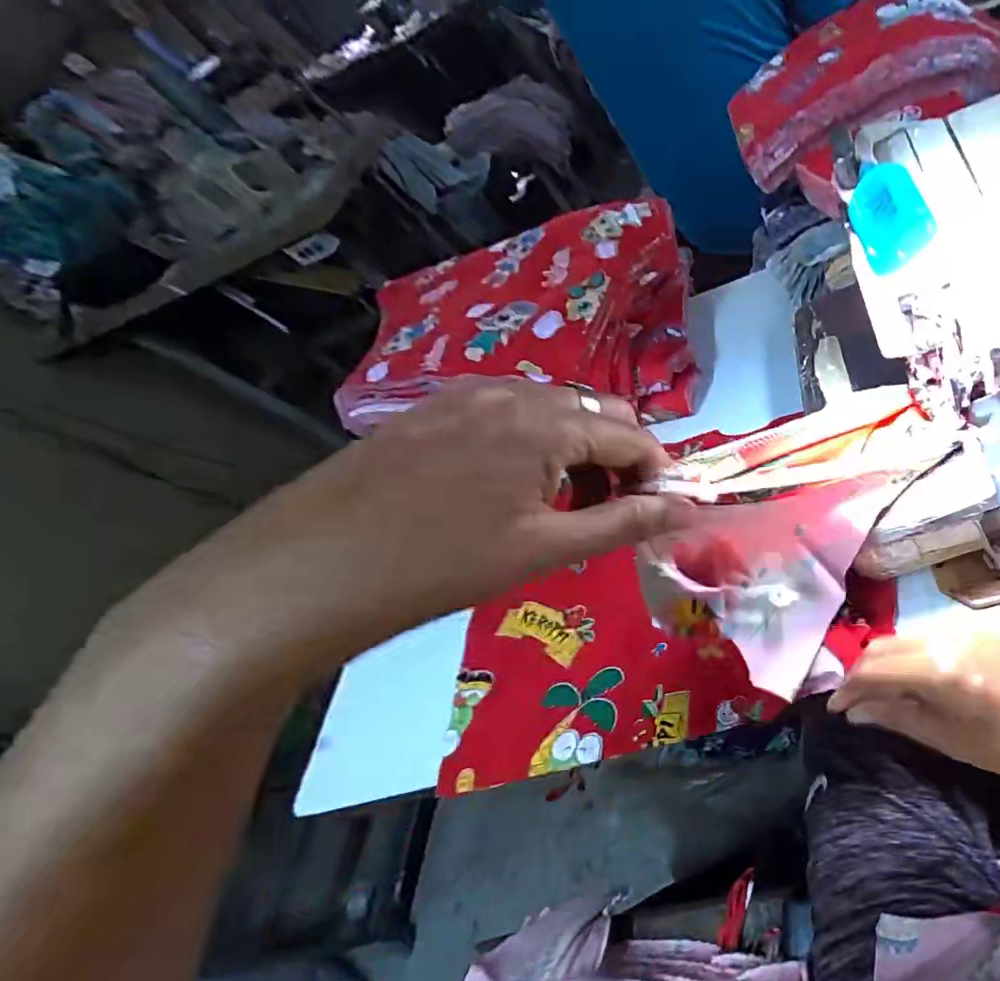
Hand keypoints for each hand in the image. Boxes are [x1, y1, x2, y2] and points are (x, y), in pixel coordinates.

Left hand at [116, 381, 693, 671]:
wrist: (309, 570)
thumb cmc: (443, 565)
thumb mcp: (547, 549)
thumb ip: (626, 522)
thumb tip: (690, 508)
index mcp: (545, 421)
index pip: (634, 436)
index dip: (659, 475)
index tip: (661, 515)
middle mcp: (511, 391)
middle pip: (597, 414)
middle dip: (621, 461)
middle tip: (611, 516)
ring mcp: (466, 394)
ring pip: (554, 412)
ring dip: (579, 453)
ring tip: (562, 510)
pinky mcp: (433, 409)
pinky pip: (510, 415)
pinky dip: (535, 446)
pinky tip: (512, 491)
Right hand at [826, 633, 999, 800]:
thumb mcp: (956, 743)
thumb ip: (901, 719)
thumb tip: (857, 711)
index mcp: (945, 669)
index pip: (876, 668)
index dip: (849, 688)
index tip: (835, 710)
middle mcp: (952, 637)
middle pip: (886, 646)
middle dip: (862, 673)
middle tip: (853, 704)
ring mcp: (970, 630)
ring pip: (907, 638)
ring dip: (885, 662)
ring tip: (880, 696)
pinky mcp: (984, 632)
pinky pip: (931, 638)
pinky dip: (911, 656)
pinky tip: (914, 680)